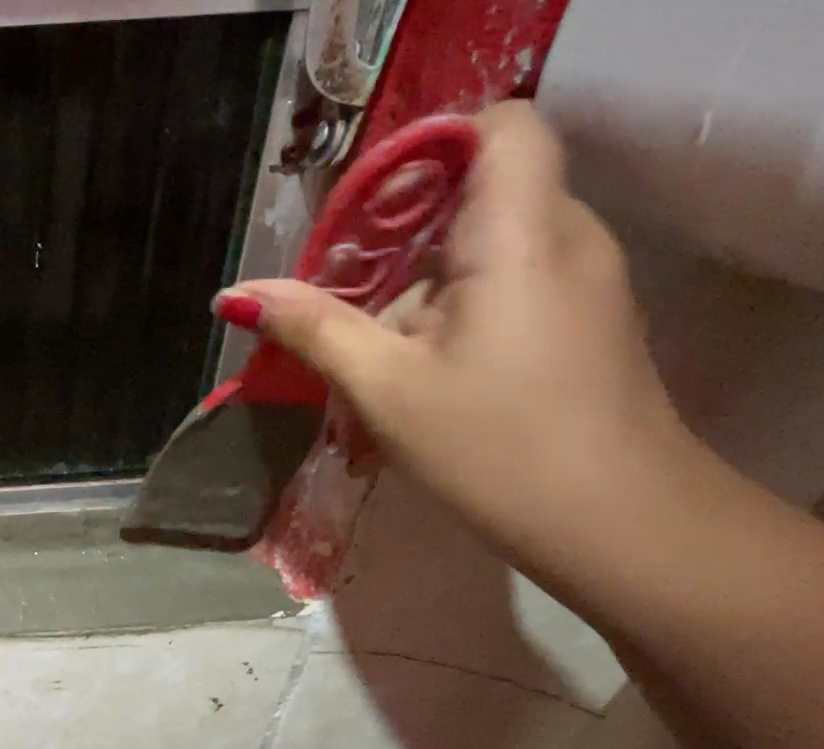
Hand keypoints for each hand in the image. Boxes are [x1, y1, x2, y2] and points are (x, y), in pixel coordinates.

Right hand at [214, 102, 695, 570]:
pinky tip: (416, 367)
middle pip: (477, 190)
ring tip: (371, 348)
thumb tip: (233, 295)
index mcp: (519, 236)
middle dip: (401, 231)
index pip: (500, 128)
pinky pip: (507, 279)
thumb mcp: (382, 387)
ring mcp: (580, 278)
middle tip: (342, 289)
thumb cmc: (492, 445)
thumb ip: (311, 327)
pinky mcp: (581, 316)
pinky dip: (450, 305)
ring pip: (486, 243)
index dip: (431, 147)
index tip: (366, 209)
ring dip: (418, 281)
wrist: (615, 521)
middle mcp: (564, 237)